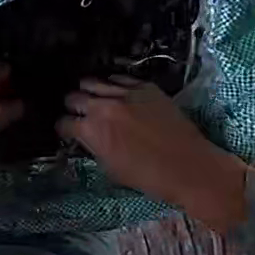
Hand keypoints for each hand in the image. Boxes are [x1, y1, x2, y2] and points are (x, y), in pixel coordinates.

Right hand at [57, 77, 249, 232]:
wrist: (191, 168)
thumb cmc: (148, 176)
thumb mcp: (110, 168)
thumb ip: (92, 147)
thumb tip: (84, 138)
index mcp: (91, 130)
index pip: (63, 122)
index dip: (63, 129)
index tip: (67, 132)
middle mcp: (103, 106)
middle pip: (73, 97)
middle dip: (72, 107)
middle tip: (79, 115)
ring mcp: (125, 93)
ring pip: (92, 81)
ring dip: (89, 92)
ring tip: (94, 100)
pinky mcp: (145, 87)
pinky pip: (119, 78)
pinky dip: (112, 85)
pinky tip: (116, 94)